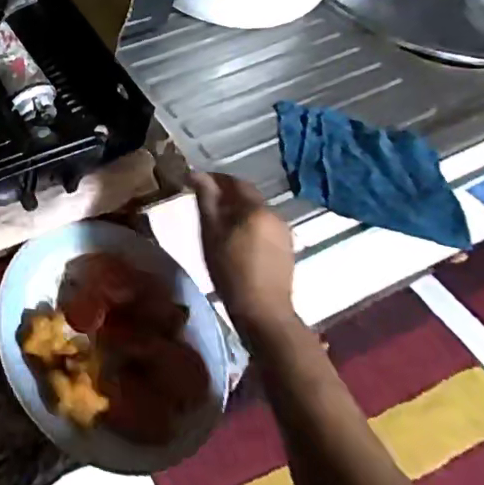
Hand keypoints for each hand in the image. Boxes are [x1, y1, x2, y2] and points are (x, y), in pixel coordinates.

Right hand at [190, 171, 296, 337]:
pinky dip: (249, 224)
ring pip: (257, 212)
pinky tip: (236, 238)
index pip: (235, 181)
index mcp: (256, 208)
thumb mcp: (210, 231)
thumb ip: (206, 199)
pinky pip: (265, 227)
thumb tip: (197, 173)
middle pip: (248, 196)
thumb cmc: (229, 268)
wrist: (263, 311)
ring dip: (238, 210)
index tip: (196, 181)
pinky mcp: (287, 249)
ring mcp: (285, 233)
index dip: (215, 178)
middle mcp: (275, 215)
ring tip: (218, 221)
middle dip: (227, 194)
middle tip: (204, 201)